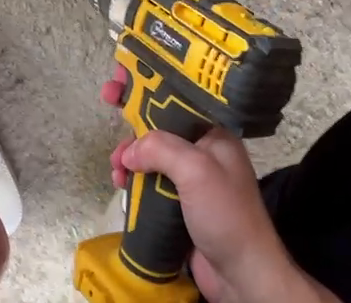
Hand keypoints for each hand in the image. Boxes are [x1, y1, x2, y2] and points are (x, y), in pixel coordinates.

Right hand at [103, 71, 331, 302]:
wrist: (242, 275)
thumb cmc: (226, 214)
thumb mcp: (196, 171)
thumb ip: (162, 149)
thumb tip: (130, 151)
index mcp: (213, 132)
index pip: (178, 97)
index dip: (150, 82)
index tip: (123, 76)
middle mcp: (203, 149)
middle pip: (161, 122)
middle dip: (133, 115)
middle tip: (107, 101)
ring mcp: (191, 177)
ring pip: (152, 154)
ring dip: (129, 154)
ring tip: (115, 168)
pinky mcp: (180, 203)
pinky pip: (151, 182)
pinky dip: (134, 181)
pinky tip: (121, 186)